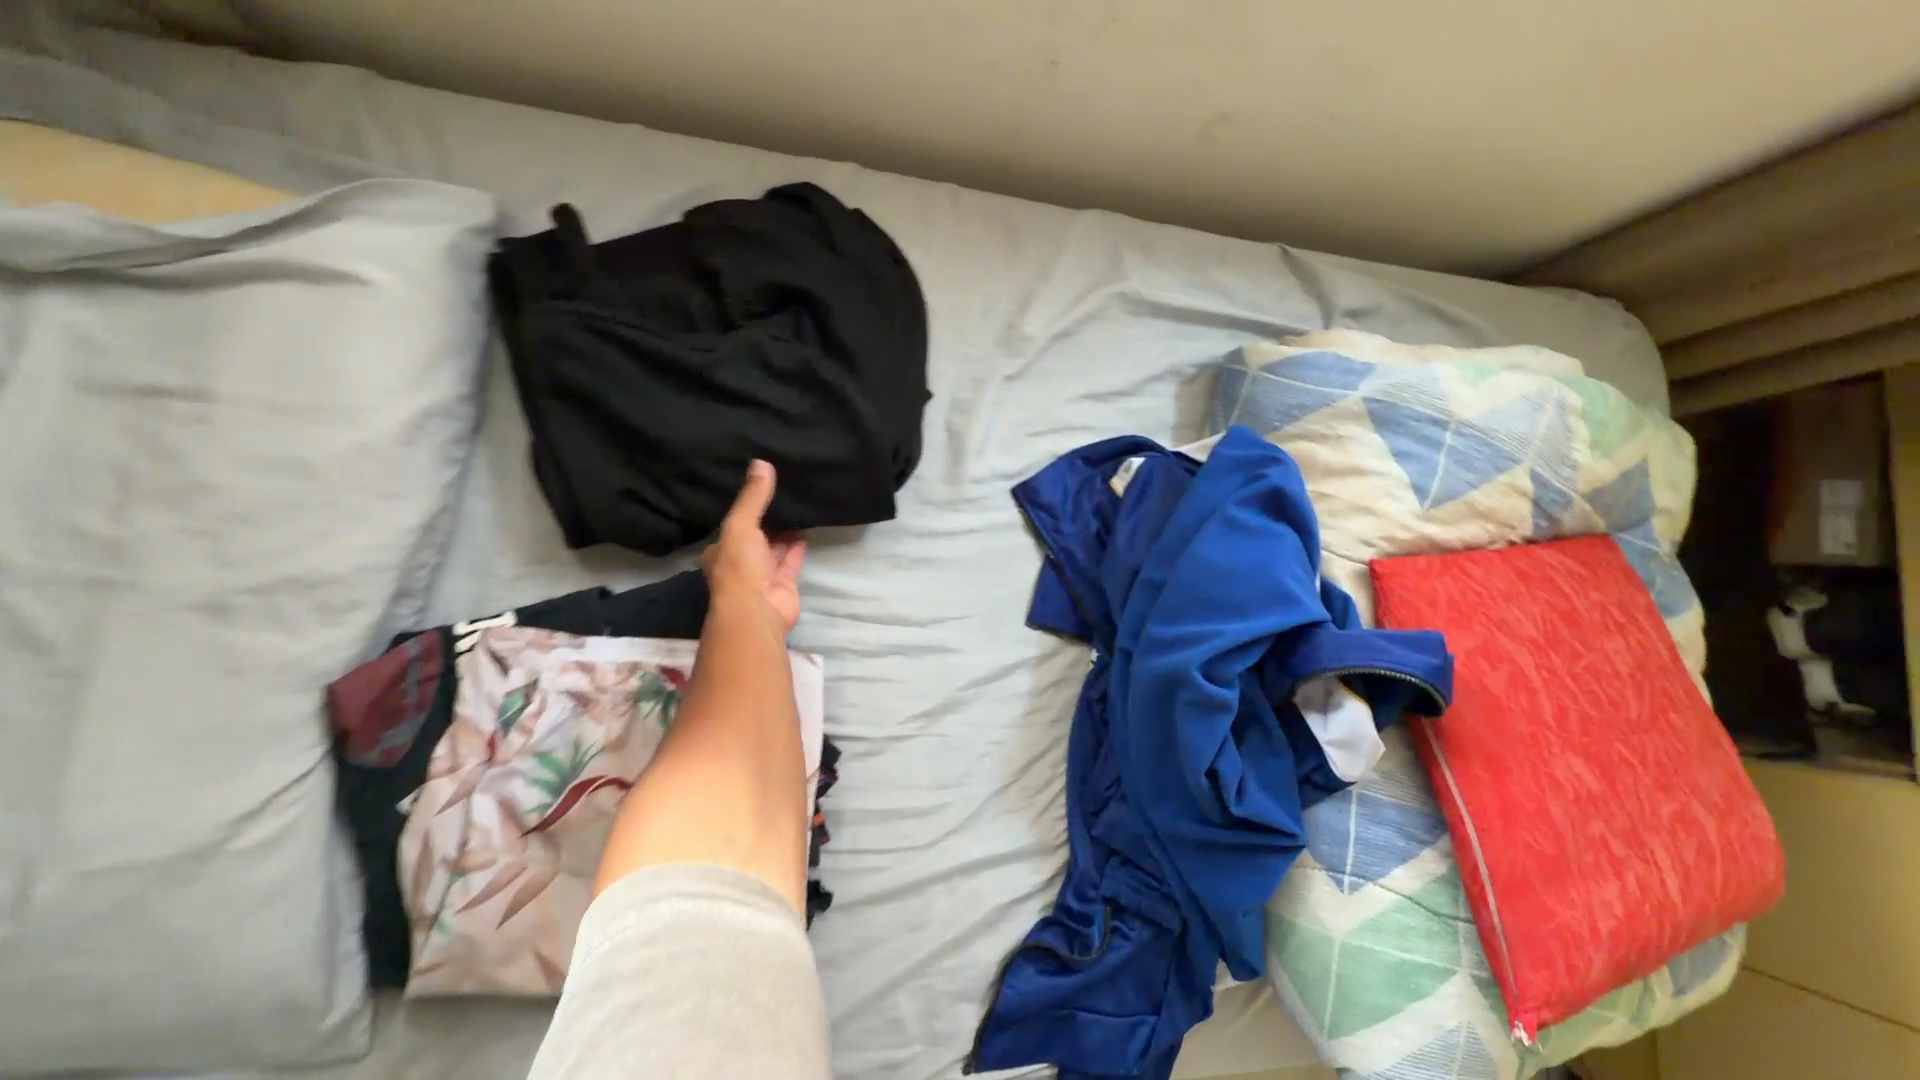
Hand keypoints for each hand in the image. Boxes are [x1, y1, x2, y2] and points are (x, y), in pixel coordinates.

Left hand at [701, 460, 806, 633]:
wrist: (757, 611)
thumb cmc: (739, 566)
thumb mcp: (741, 524)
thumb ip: (753, 497)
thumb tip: (761, 462)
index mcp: (720, 550)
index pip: (732, 525)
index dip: (744, 508)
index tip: (759, 488)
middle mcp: (740, 562)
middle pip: (755, 536)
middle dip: (767, 518)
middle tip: (783, 491)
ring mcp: (763, 574)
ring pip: (775, 547)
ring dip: (785, 530)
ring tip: (798, 503)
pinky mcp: (785, 583)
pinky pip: (792, 558)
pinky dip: (799, 544)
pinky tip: (808, 526)